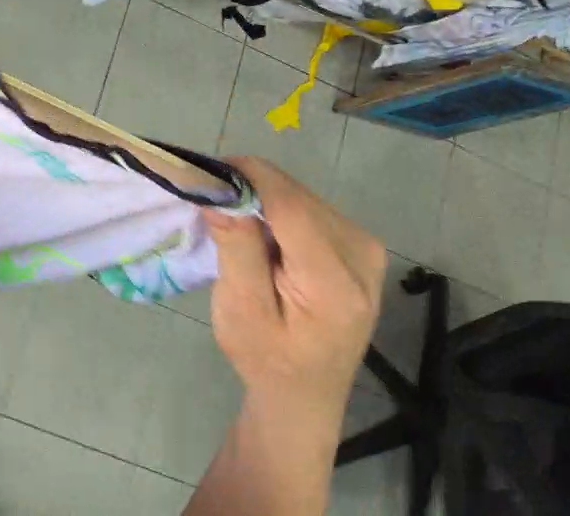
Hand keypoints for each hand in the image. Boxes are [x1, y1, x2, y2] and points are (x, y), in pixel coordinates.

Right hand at [208, 158, 385, 421]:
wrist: (304, 395)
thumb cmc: (266, 358)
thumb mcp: (241, 309)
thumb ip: (237, 248)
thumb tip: (220, 192)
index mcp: (334, 281)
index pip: (289, 205)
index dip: (246, 178)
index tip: (203, 174)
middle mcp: (362, 255)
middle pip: (295, 196)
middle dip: (249, 191)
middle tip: (211, 208)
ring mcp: (366, 248)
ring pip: (300, 196)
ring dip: (262, 200)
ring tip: (235, 227)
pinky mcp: (360, 246)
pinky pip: (309, 207)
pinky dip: (278, 211)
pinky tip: (263, 238)